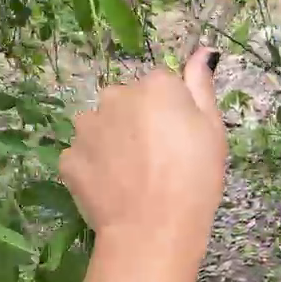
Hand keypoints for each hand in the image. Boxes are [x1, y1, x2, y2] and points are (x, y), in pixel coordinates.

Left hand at [61, 50, 227, 253]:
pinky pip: (86, 157)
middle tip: (162, 161)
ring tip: (137, 178)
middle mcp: (114, 96)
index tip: (184, 141)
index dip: (176, 114)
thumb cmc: (195, 180)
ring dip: (116, 144)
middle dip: (141, 124)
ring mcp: (85, 127)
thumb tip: (203, 51)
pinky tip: (117, 190)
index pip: (164, 87)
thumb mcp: (213, 132)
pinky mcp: (67, 158)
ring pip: (104, 128)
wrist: (153, 230)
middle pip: (129, 103)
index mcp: (154, 87)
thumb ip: (202, 88)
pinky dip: (99, 169)